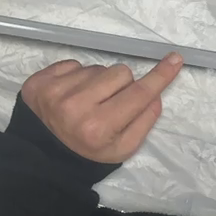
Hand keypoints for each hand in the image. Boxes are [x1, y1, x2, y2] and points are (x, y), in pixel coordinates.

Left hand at [20, 54, 184, 162]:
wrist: (41, 156)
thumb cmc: (87, 153)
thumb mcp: (121, 149)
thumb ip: (144, 122)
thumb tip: (155, 94)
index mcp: (99, 127)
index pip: (138, 94)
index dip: (160, 76)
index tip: (175, 60)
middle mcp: (76, 106)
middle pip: (120, 73)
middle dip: (122, 86)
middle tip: (110, 104)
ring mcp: (55, 91)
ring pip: (97, 67)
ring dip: (98, 82)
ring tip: (87, 102)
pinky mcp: (40, 80)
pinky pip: (73, 64)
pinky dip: (77, 77)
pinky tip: (71, 94)